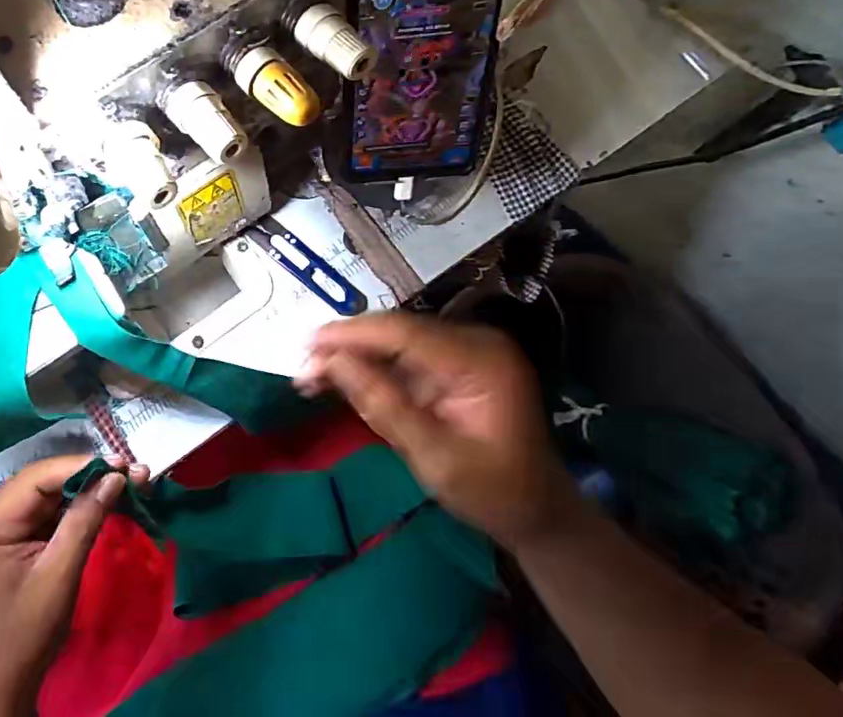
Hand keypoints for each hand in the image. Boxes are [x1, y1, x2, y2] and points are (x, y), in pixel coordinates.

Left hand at [0, 454, 142, 716]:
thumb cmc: (23, 638)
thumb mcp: (59, 577)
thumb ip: (85, 520)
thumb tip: (115, 476)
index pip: (37, 478)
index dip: (84, 466)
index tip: (126, 464)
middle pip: (42, 484)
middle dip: (90, 479)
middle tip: (135, 476)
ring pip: (44, 495)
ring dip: (84, 492)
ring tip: (126, 486)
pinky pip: (37, 511)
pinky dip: (69, 510)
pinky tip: (99, 504)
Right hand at [298, 312, 574, 548]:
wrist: (539, 512)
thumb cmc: (494, 493)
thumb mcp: (436, 459)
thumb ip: (383, 406)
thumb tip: (331, 362)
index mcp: (480, 358)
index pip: (405, 331)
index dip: (351, 335)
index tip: (308, 345)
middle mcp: (473, 341)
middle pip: (396, 330)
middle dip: (347, 346)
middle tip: (303, 367)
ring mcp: (464, 350)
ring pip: (394, 340)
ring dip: (353, 356)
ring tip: (312, 375)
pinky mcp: (452, 364)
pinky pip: (403, 356)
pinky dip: (370, 368)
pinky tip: (341, 378)